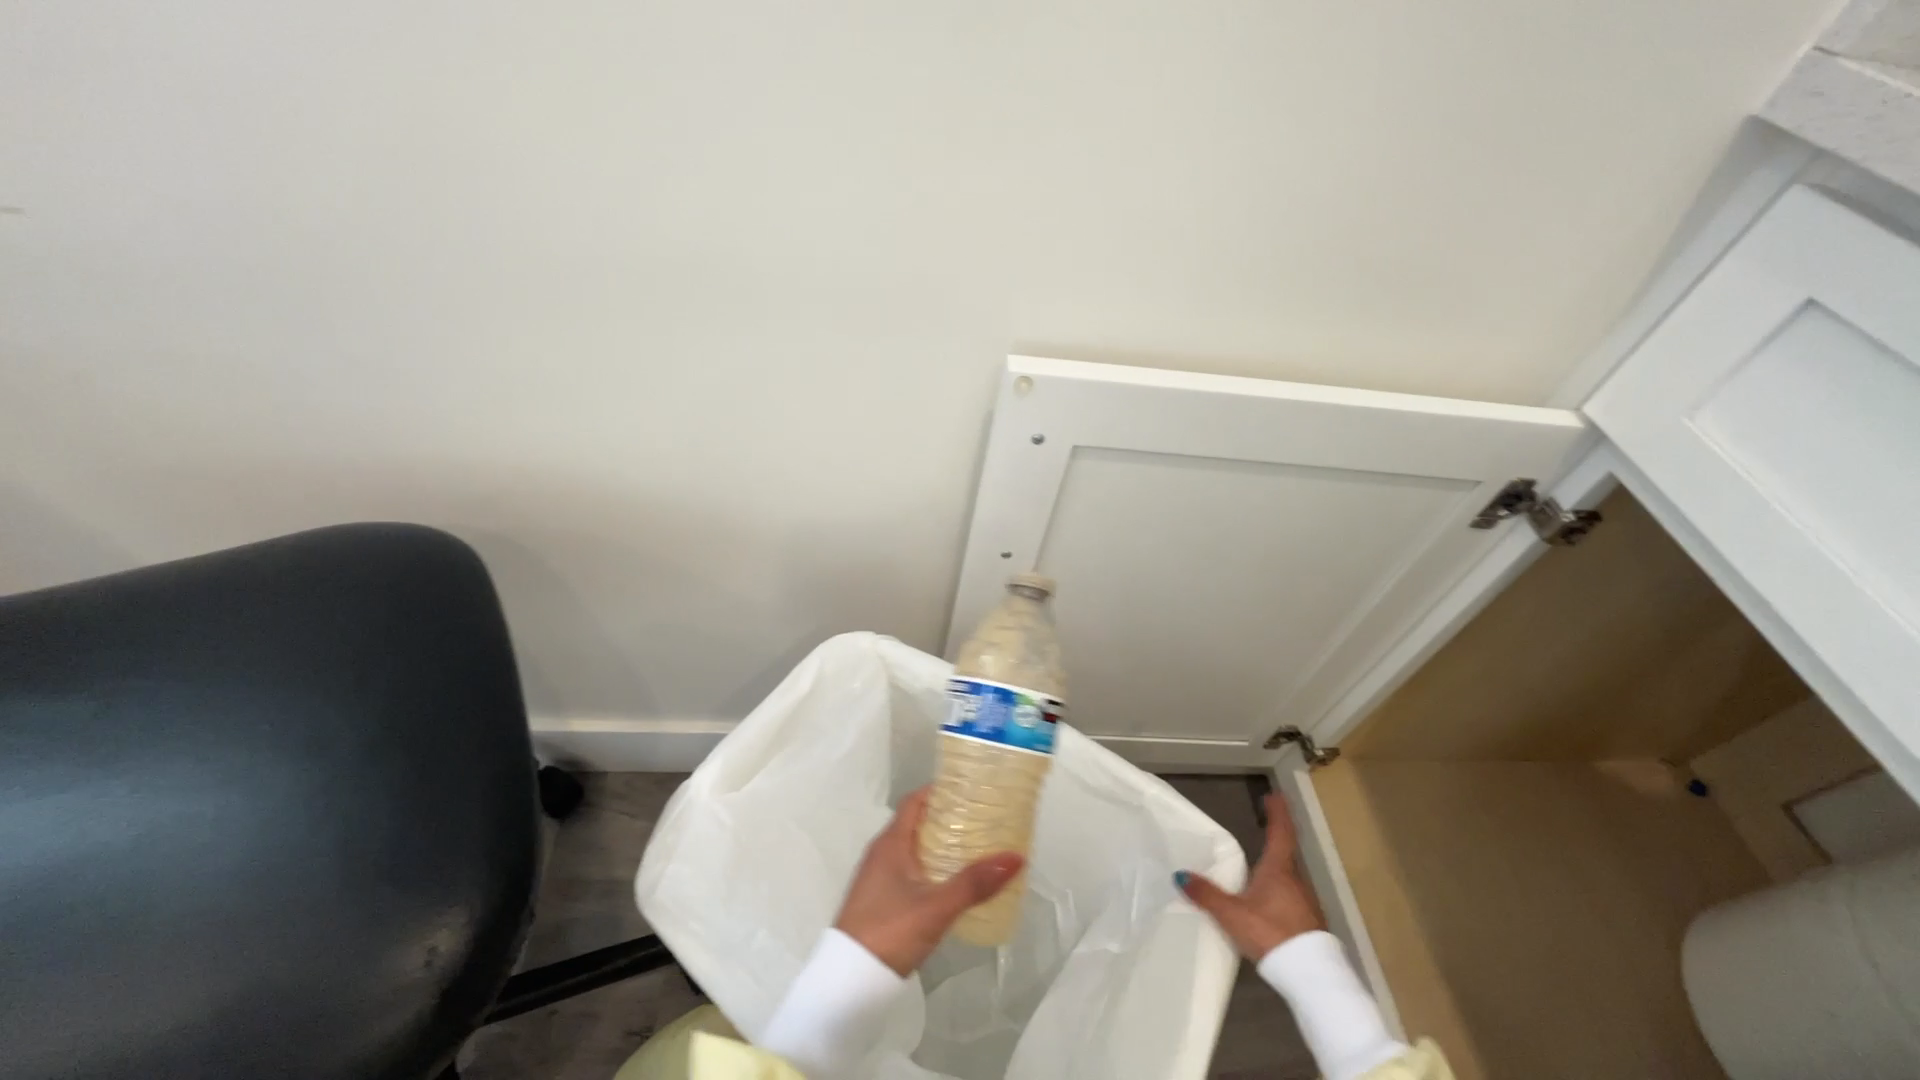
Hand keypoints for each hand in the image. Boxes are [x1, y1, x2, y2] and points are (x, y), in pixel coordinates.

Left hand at [834, 787, 1024, 975]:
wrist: (849, 980)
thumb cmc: (890, 931)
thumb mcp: (936, 907)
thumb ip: (974, 883)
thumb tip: (1015, 857)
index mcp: (890, 843)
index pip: (915, 802)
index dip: (940, 792)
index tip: (971, 790)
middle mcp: (881, 853)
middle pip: (917, 824)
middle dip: (948, 820)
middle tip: (984, 821)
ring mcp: (878, 878)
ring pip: (915, 850)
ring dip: (941, 846)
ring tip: (976, 850)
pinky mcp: (880, 901)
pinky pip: (911, 872)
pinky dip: (933, 868)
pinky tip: (953, 885)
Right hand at [1176, 793, 1323, 959]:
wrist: (1310, 974)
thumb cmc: (1271, 933)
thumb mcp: (1233, 914)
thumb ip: (1207, 895)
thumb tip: (1180, 874)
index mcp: (1279, 870)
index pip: (1281, 833)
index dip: (1278, 813)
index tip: (1275, 795)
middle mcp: (1296, 880)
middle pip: (1285, 854)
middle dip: (1275, 841)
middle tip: (1263, 829)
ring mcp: (1305, 903)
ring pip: (1288, 878)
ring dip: (1275, 870)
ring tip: (1258, 871)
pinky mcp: (1307, 923)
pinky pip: (1290, 898)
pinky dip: (1278, 892)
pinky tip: (1266, 905)